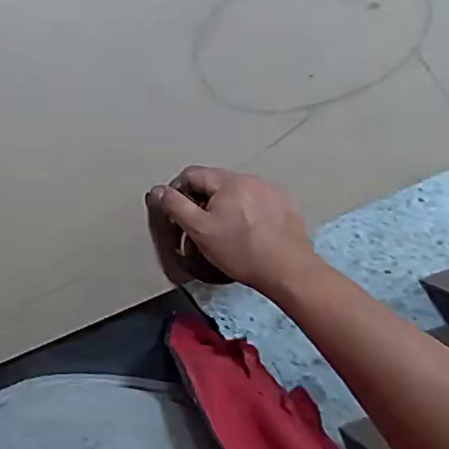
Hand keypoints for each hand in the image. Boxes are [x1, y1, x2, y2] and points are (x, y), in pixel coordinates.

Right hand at [145, 167, 328, 296]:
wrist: (290, 273)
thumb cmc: (243, 252)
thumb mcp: (199, 229)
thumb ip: (175, 206)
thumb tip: (158, 190)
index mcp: (230, 181)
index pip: (191, 174)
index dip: (176, 192)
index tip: (175, 214)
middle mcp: (252, 180)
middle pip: (213, 183)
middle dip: (199, 203)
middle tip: (195, 229)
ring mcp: (272, 192)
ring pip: (234, 194)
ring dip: (220, 209)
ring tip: (219, 234)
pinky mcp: (285, 207)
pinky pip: (254, 202)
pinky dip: (242, 213)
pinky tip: (244, 234)